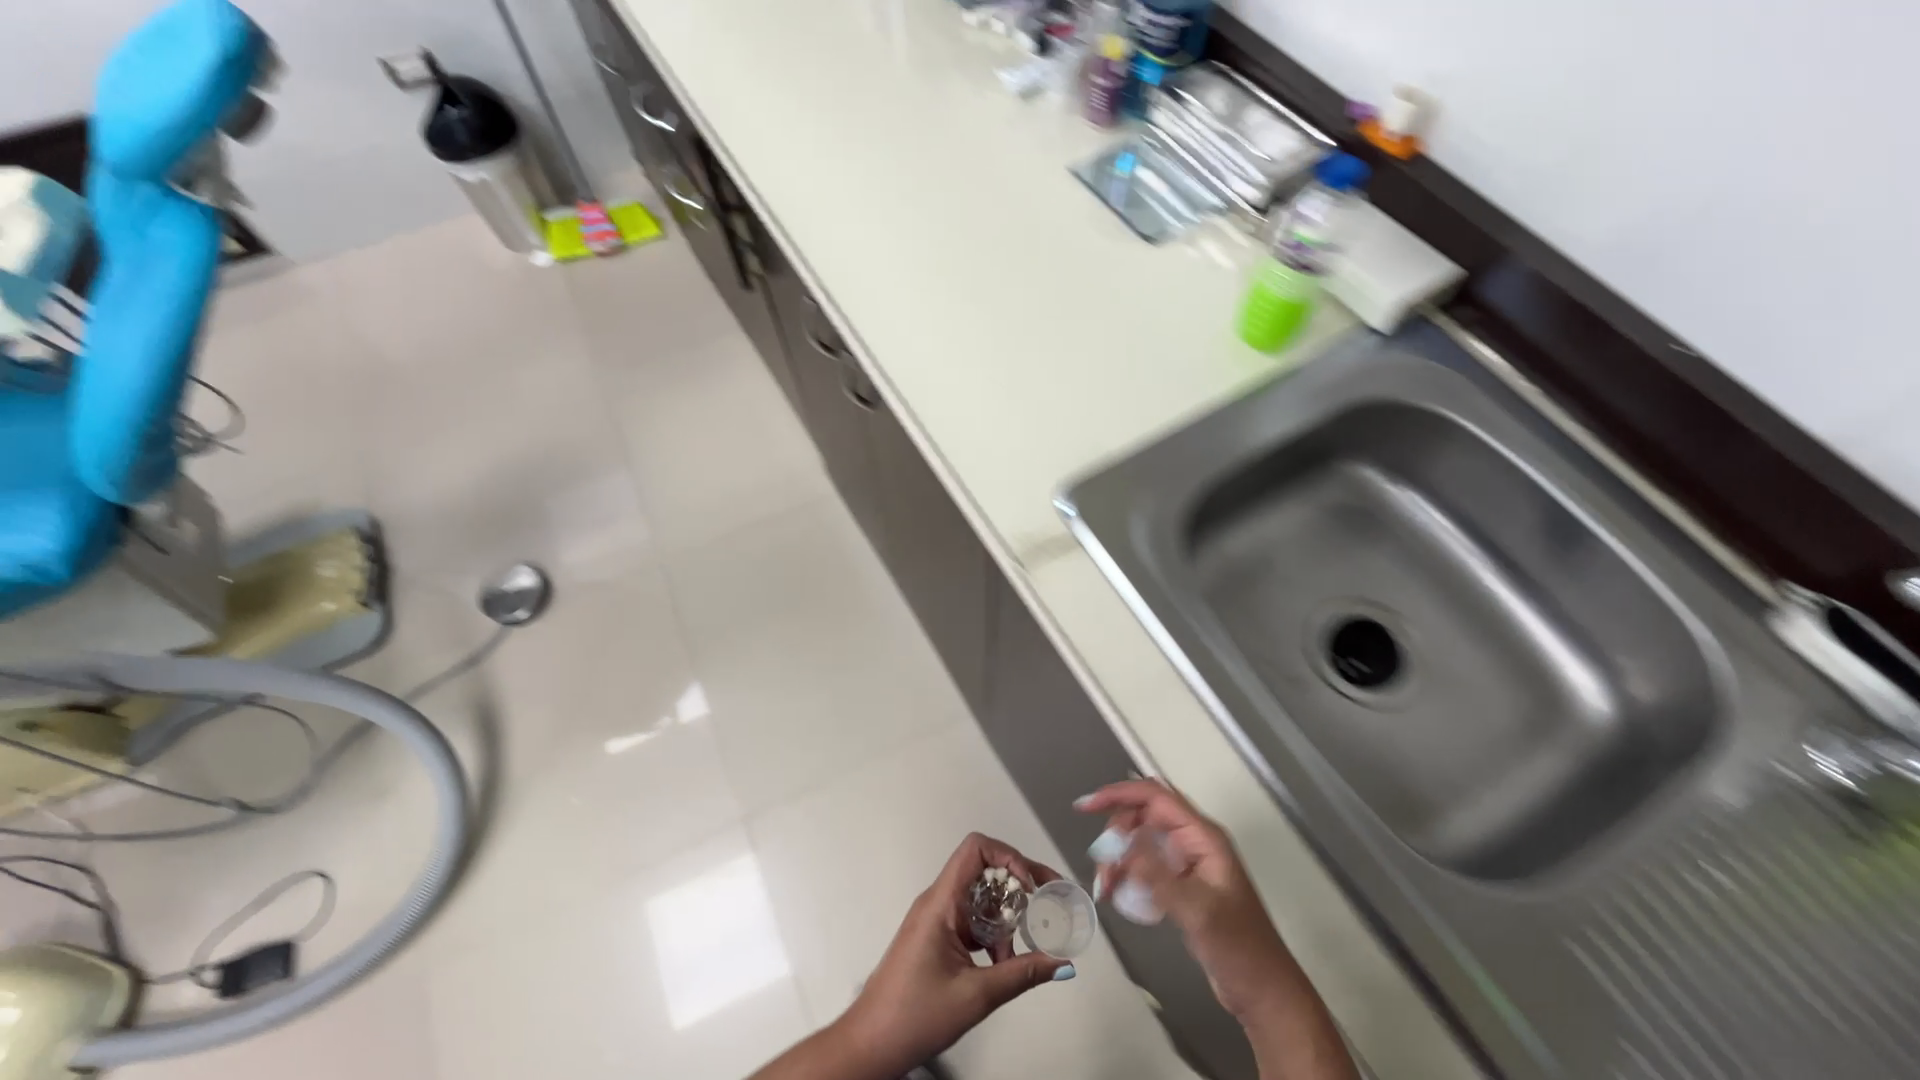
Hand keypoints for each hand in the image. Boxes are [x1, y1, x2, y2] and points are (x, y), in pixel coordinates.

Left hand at [838, 833, 1074, 1076]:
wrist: (871, 1044)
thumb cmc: (915, 1015)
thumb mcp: (976, 996)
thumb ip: (1022, 974)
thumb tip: (1062, 962)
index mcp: (940, 903)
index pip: (975, 850)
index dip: (1009, 857)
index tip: (1032, 886)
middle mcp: (938, 903)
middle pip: (984, 871)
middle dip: (1019, 883)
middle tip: (1052, 902)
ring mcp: (936, 921)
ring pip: (980, 899)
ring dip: (1007, 916)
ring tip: (1030, 944)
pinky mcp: (937, 939)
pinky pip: (972, 922)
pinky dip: (994, 935)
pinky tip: (1006, 962)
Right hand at [1076, 780, 1298, 1019]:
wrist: (1262, 990)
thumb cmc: (1238, 947)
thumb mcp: (1196, 909)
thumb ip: (1157, 874)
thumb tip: (1120, 843)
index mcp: (1203, 837)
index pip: (1155, 797)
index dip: (1118, 795)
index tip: (1085, 808)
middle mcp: (1195, 843)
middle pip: (1144, 817)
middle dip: (1116, 836)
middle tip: (1104, 870)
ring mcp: (1188, 864)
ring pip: (1142, 842)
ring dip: (1119, 858)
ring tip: (1107, 888)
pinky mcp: (1182, 886)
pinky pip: (1146, 867)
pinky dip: (1128, 876)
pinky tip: (1118, 897)